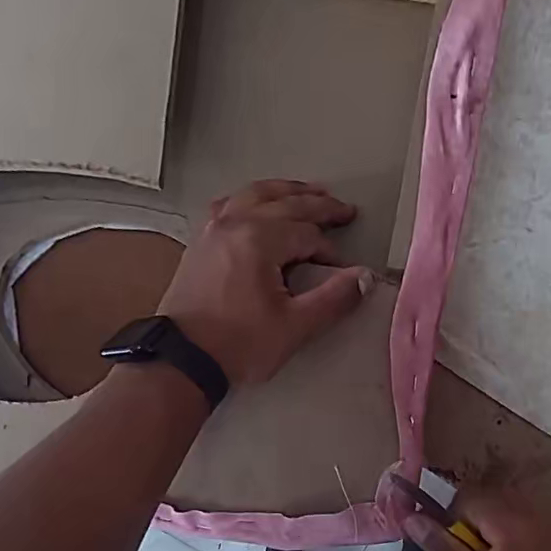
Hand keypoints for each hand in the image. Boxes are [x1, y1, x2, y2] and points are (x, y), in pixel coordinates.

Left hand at [156, 179, 376, 385]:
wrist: (185, 358)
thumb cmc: (241, 344)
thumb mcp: (296, 326)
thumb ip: (334, 298)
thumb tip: (365, 277)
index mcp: (259, 240)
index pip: (308, 234)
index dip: (331, 251)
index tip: (345, 273)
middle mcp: (234, 223)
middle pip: (284, 203)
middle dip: (318, 205)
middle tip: (345, 210)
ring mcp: (213, 229)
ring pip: (255, 195)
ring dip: (286, 192)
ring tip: (309, 192)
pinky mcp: (202, 242)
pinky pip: (230, 205)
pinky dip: (252, 199)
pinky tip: (258, 205)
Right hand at [401, 488, 550, 550]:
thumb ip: (442, 549)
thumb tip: (413, 520)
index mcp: (510, 522)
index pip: (465, 496)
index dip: (450, 521)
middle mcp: (530, 511)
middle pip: (482, 496)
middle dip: (469, 524)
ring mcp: (543, 518)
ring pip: (498, 505)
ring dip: (485, 528)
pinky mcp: (549, 529)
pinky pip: (516, 515)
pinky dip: (503, 531)